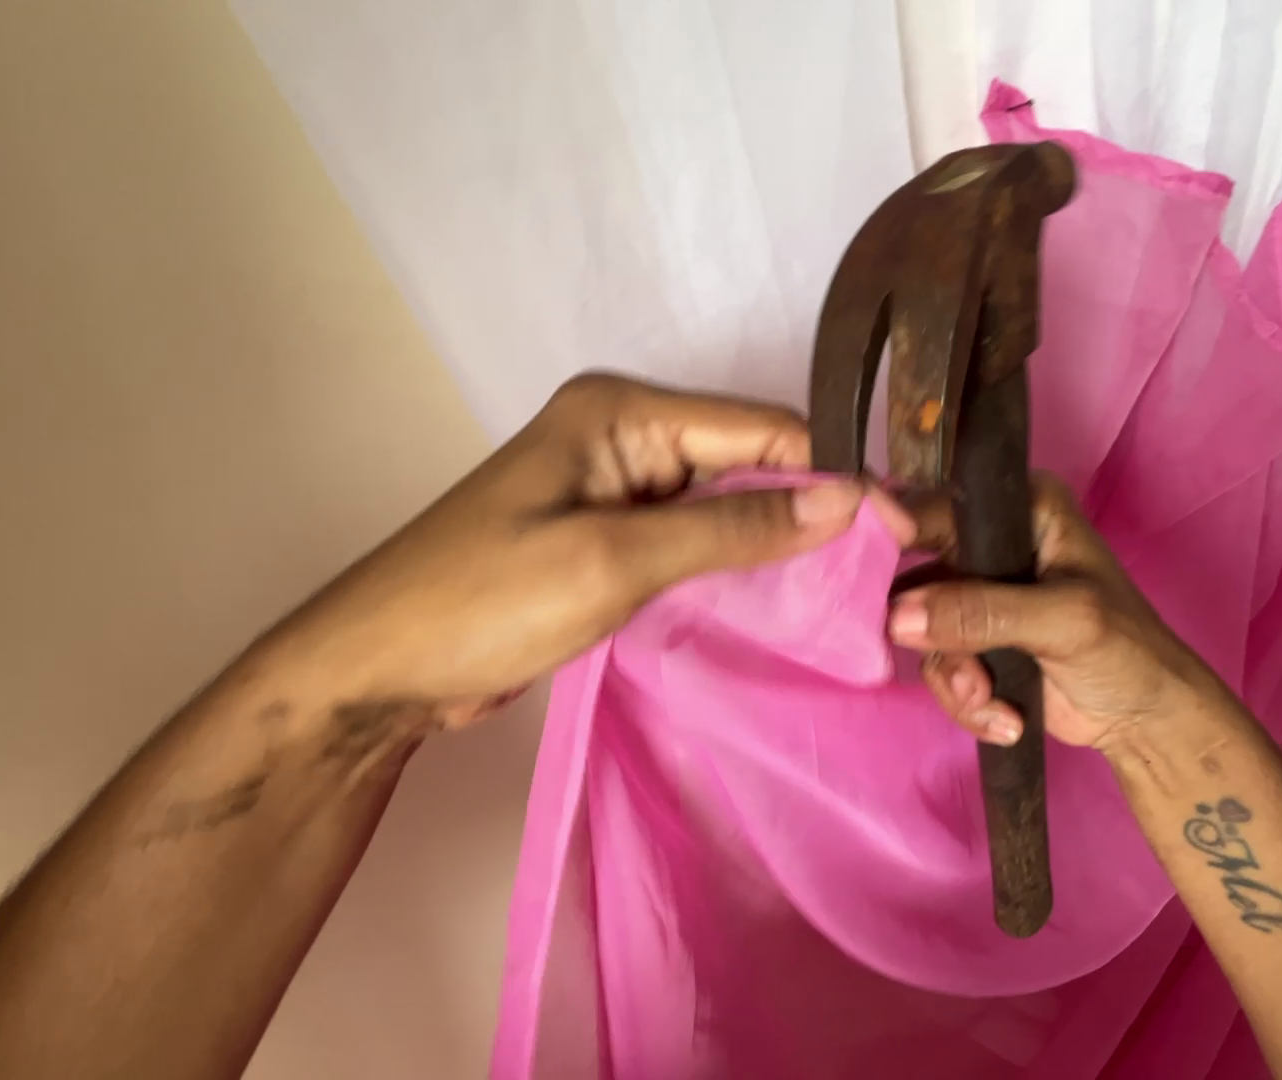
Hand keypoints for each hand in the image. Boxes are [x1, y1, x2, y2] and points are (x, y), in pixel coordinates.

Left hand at [266, 372, 908, 733]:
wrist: (380, 670)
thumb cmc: (485, 603)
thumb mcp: (616, 560)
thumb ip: (733, 528)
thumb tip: (845, 501)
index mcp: (622, 411)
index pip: (759, 430)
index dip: (835, 476)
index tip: (901, 528)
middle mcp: (628, 432)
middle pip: (750, 460)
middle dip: (816, 505)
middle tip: (889, 560)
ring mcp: (622, 483)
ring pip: (730, 499)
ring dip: (783, 535)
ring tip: (857, 579)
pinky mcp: (617, 530)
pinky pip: (700, 533)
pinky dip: (742, 558)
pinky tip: (787, 589)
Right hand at [888, 474, 1238, 754]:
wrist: (1143, 720)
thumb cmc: (1125, 650)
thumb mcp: (1063, 621)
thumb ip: (982, 613)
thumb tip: (896, 619)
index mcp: (1018, 507)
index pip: (934, 507)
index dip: (894, 538)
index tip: (867, 581)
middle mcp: (986, 541)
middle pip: (911, 568)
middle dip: (927, 628)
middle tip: (956, 666)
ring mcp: (974, 592)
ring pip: (916, 626)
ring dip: (953, 674)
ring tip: (990, 699)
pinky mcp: (968, 638)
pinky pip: (935, 662)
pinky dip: (963, 697)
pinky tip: (1005, 718)